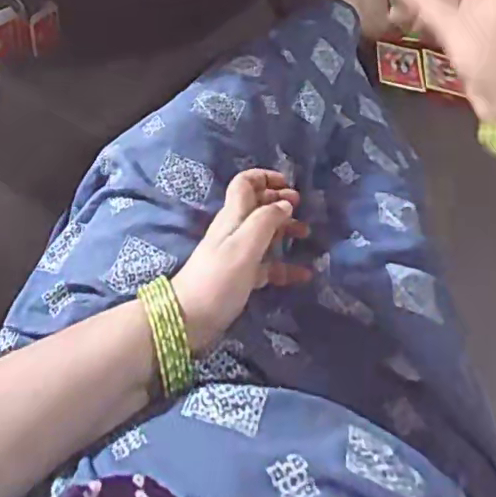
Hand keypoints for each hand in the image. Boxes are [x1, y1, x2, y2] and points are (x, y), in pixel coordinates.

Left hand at [170, 170, 312, 352]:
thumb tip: (285, 204)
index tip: (288, 184)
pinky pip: (267, 264)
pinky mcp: (241, 276)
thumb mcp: (244, 246)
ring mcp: (237, 253)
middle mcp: (234, 229)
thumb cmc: (218, 278)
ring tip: (306, 234)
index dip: (265, 177)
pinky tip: (303, 274)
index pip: (245, 183)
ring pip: (264, 233)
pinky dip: (284, 265)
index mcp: (233, 216)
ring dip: (284, 229)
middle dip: (279, 202)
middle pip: (257, 206)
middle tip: (301, 208)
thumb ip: (265, 221)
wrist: (189, 319)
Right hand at [391, 0, 495, 122]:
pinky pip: (444, 20)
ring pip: (444, 0)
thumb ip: (425, 0)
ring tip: (395, 7)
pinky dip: (425, 19)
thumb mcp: (455, 26)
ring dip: (420, 0)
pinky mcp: (469, 41)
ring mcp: (477, 21)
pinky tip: (405, 24)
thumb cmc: (492, 60)